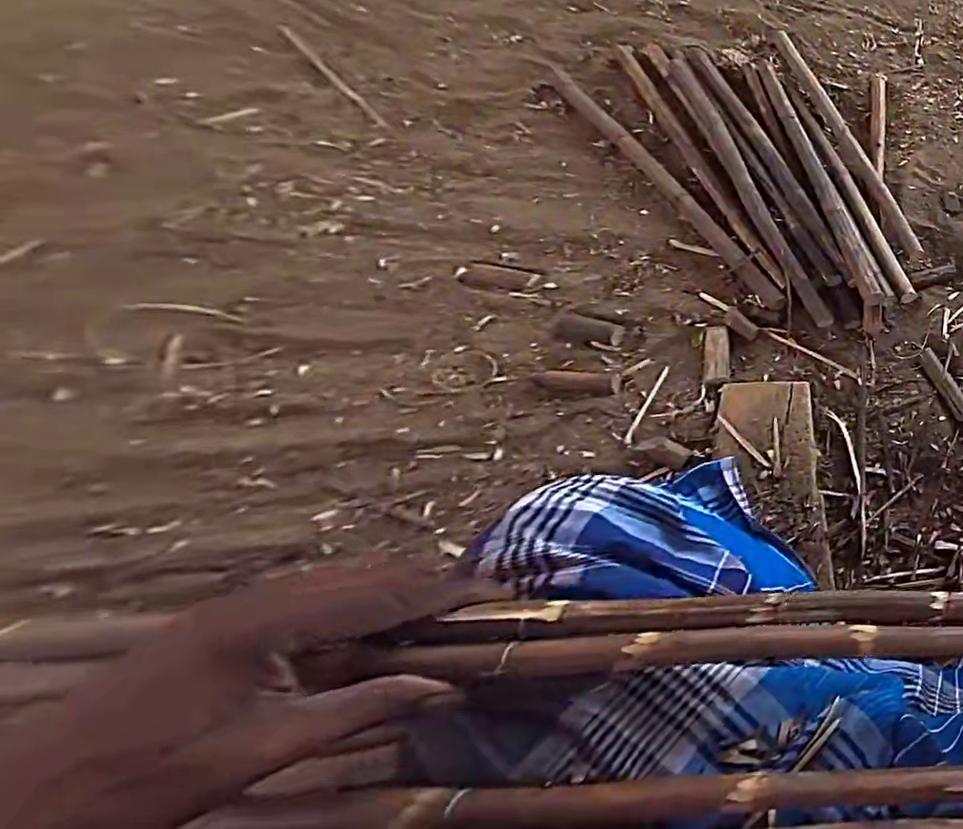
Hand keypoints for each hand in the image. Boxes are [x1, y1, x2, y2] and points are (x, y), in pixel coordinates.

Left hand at [0, 565, 505, 828]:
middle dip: (432, 582)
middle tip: (485, 595)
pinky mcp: (228, 623)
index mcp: (268, 620)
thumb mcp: (257, 751)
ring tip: (447, 604)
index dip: (446, 590)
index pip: (383, 593)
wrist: (7, 804)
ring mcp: (240, 606)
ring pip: (347, 581)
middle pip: (370, 575)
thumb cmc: (137, 783)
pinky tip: (380, 624)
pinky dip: (363, 605)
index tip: (498, 590)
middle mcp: (260, 598)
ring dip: (400, 590)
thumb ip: (359, 708)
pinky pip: (318, 599)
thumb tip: (445, 687)